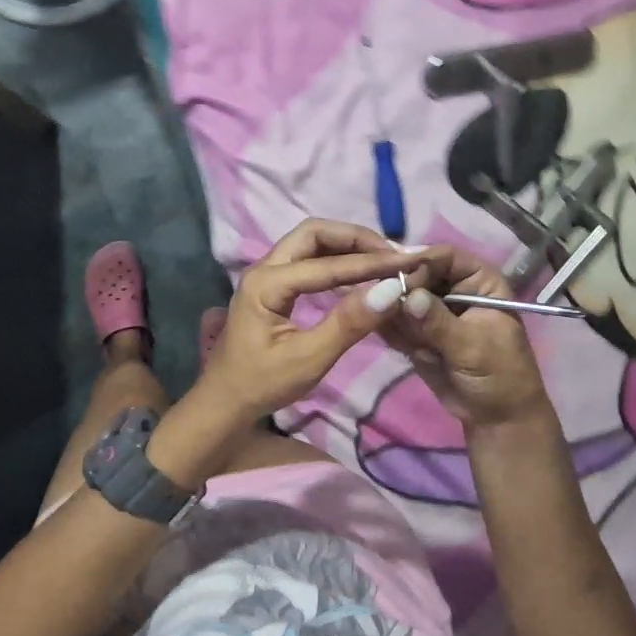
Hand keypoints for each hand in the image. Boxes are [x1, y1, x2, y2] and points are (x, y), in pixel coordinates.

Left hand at [193, 219, 425, 423]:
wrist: (225, 401)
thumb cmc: (262, 384)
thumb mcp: (309, 359)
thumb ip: (348, 323)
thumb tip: (390, 291)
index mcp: (266, 284)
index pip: (327, 264)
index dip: (371, 262)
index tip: (409, 262)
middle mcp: (264, 268)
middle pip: (314, 233)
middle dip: (356, 238)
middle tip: (392, 254)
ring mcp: (267, 275)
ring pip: (311, 243)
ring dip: (347, 246)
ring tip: (384, 260)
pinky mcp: (274, 286)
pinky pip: (309, 260)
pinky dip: (337, 259)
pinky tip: (361, 274)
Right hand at [381, 246, 549, 431]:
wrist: (496, 418)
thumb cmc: (500, 376)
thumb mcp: (473, 348)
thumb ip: (439, 322)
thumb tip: (409, 298)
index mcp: (479, 281)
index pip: (445, 257)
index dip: (419, 262)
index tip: (393, 276)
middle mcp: (453, 287)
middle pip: (417, 272)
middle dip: (394, 282)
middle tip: (370, 294)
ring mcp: (431, 309)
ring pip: (400, 294)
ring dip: (383, 302)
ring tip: (366, 311)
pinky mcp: (414, 331)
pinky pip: (392, 319)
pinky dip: (380, 322)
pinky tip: (368, 324)